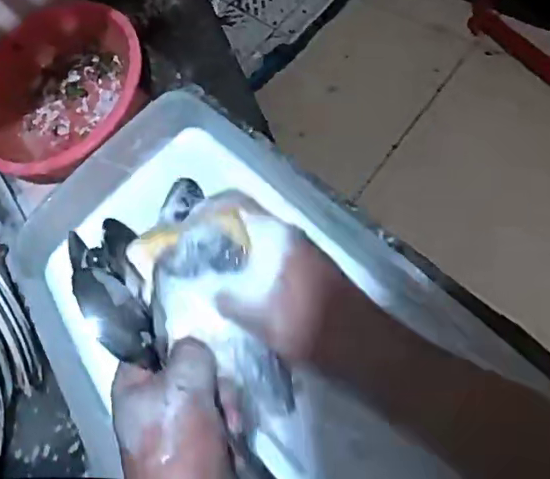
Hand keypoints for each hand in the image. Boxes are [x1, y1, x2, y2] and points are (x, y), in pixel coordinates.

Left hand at [111, 339, 234, 478]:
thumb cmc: (177, 444)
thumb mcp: (182, 384)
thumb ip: (190, 350)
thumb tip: (196, 346)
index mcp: (133, 384)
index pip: (150, 341)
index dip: (175, 333)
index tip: (199, 329)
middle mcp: (151, 401)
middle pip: (186, 365)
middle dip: (211, 377)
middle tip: (219, 391)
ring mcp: (176, 424)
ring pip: (208, 389)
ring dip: (226, 401)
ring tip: (230, 420)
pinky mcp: (201, 443)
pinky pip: (220, 414)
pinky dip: (231, 422)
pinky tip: (234, 434)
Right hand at [192, 193, 367, 368]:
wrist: (364, 347)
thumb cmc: (314, 328)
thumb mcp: (264, 320)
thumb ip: (232, 300)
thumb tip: (206, 287)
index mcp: (278, 235)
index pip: (237, 202)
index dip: (209, 208)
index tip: (186, 224)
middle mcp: (288, 233)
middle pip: (244, 217)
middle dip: (216, 228)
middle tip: (190, 248)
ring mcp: (299, 249)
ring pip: (256, 235)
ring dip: (232, 245)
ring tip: (206, 266)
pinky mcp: (305, 267)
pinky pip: (267, 251)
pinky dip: (248, 259)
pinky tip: (236, 284)